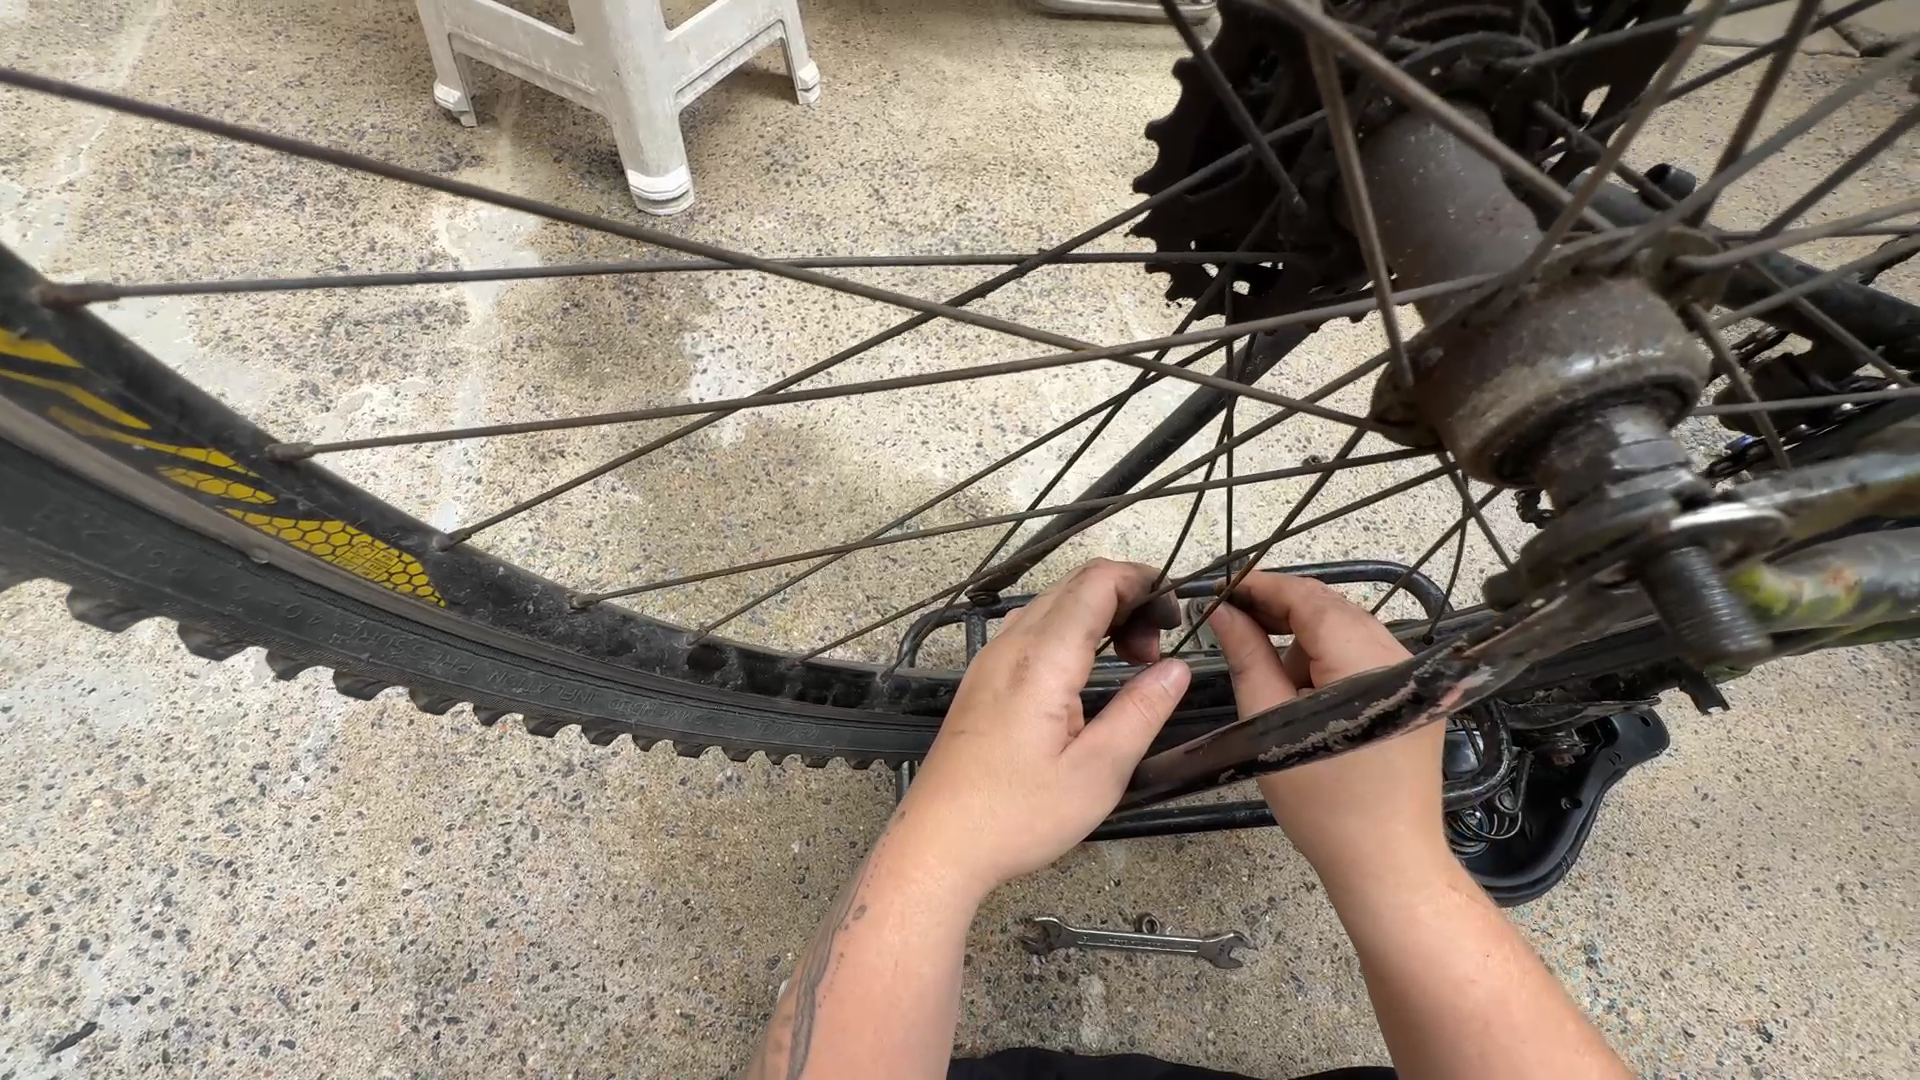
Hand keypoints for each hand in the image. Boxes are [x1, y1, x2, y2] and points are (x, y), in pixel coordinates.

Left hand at [893, 559, 1192, 896]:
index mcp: (1043, 657)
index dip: (1142, 580)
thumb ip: (1141, 712)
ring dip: (1098, 615)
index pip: (1096, 581)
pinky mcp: (982, 677)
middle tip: (1155, 651)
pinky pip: (1032, 629)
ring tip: (1130, 663)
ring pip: (1052, 604)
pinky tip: (1086, 673)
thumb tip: (1176, 668)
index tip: (1174, 613)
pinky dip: (1070, 632)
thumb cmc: (1017, 814)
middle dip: (1126, 598)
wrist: (939, 841)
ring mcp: (990, 657)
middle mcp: (1012, 644)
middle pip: (1075, 584)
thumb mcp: (1097, 772)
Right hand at [1204, 574, 1449, 887]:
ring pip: (1346, 630)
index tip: (1220, 584)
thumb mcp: (1268, 720)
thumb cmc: (1320, 799)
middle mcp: (1400, 656)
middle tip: (1230, 617)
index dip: (1261, 586)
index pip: (1308, 598)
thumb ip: (1246, 654)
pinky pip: (1363, 655)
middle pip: (1330, 608)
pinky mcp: (1416, 695)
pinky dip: (1327, 658)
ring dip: (1302, 637)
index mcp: (1365, 660)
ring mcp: (1414, 676)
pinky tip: (1301, 686)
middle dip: (1278, 609)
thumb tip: (1220, 609)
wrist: (1386, 863)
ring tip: (1267, 668)